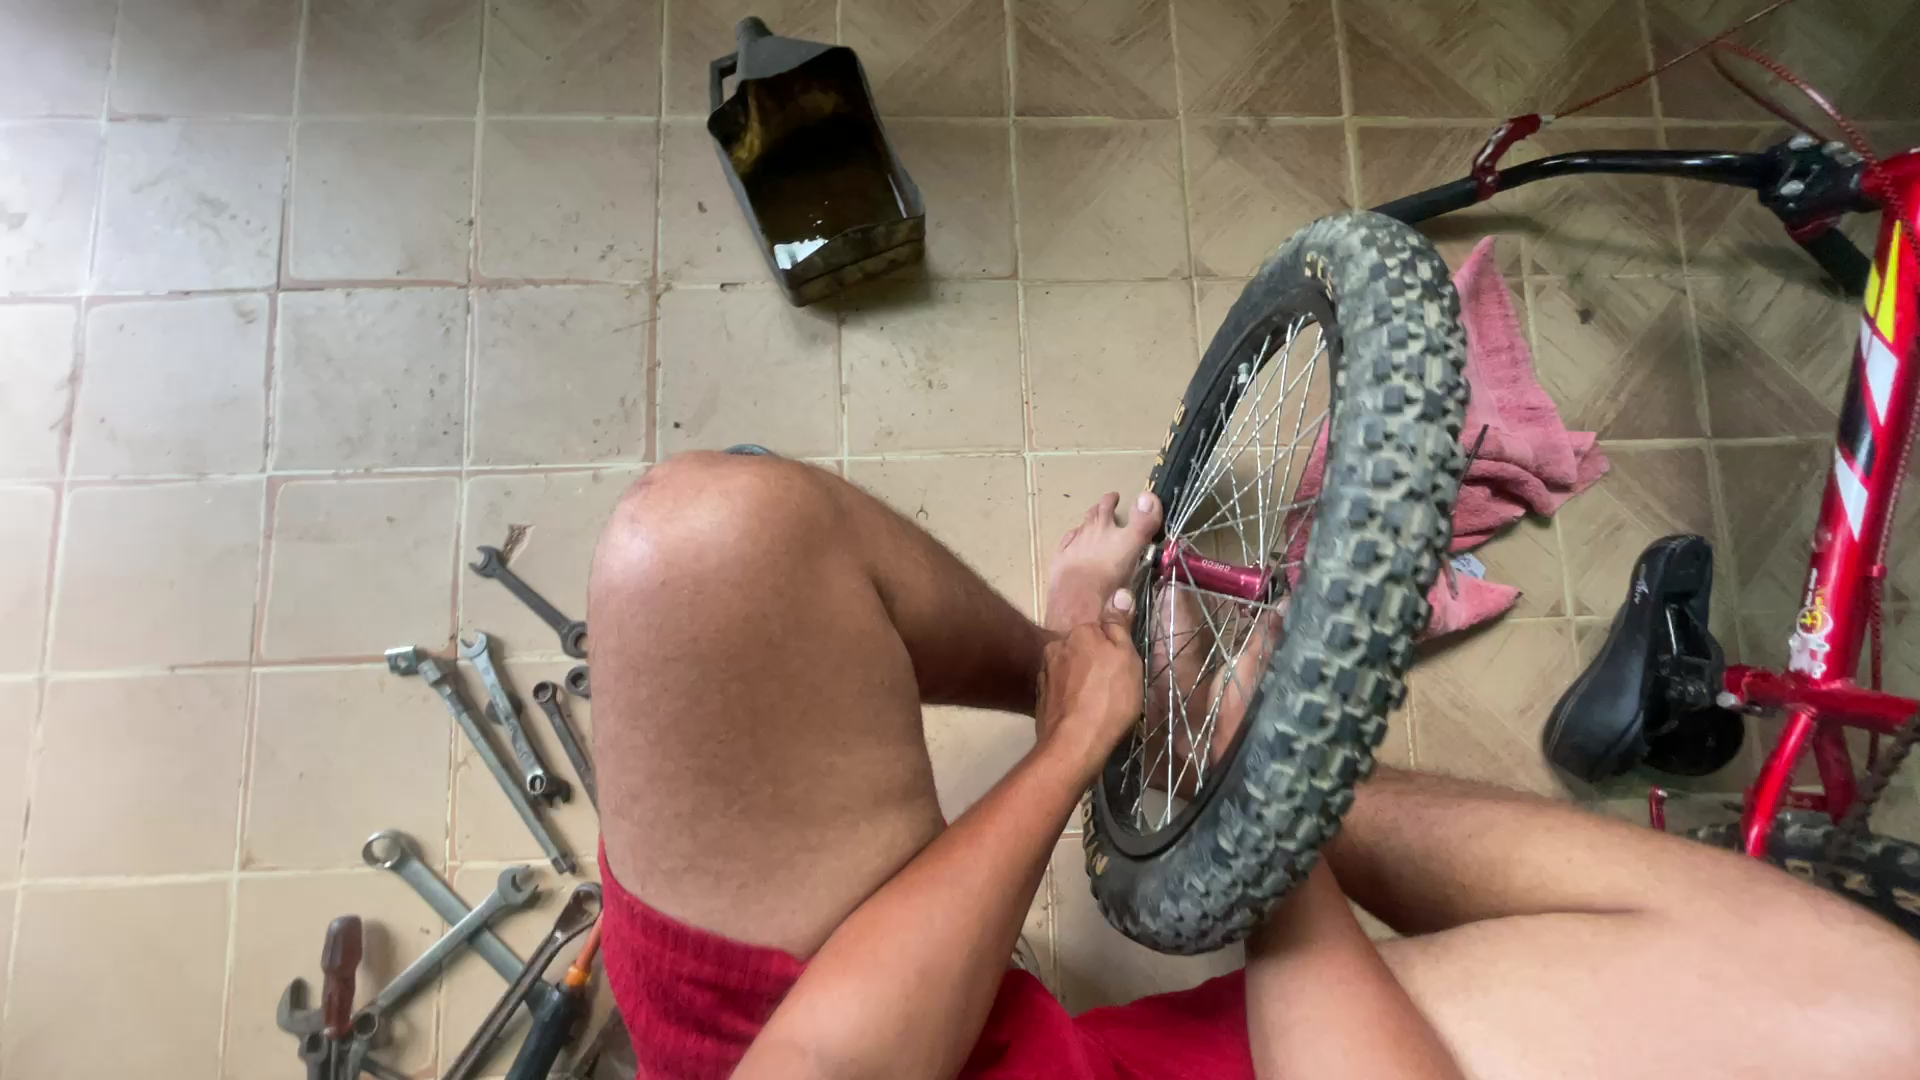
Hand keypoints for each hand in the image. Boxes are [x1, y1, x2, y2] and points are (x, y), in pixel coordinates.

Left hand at [1036, 594, 1143, 777]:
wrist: (1074, 743)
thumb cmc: (1109, 698)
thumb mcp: (1126, 658)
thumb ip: (1120, 625)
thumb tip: (1120, 592)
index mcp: (1078, 632)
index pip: (1100, 630)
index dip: (1114, 648)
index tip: (1123, 668)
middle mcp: (1055, 646)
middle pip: (1083, 649)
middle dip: (1094, 663)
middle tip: (1112, 688)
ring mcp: (1044, 672)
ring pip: (1070, 669)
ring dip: (1081, 680)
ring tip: (1098, 703)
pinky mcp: (1039, 697)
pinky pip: (1061, 690)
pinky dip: (1070, 697)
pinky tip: (1081, 712)